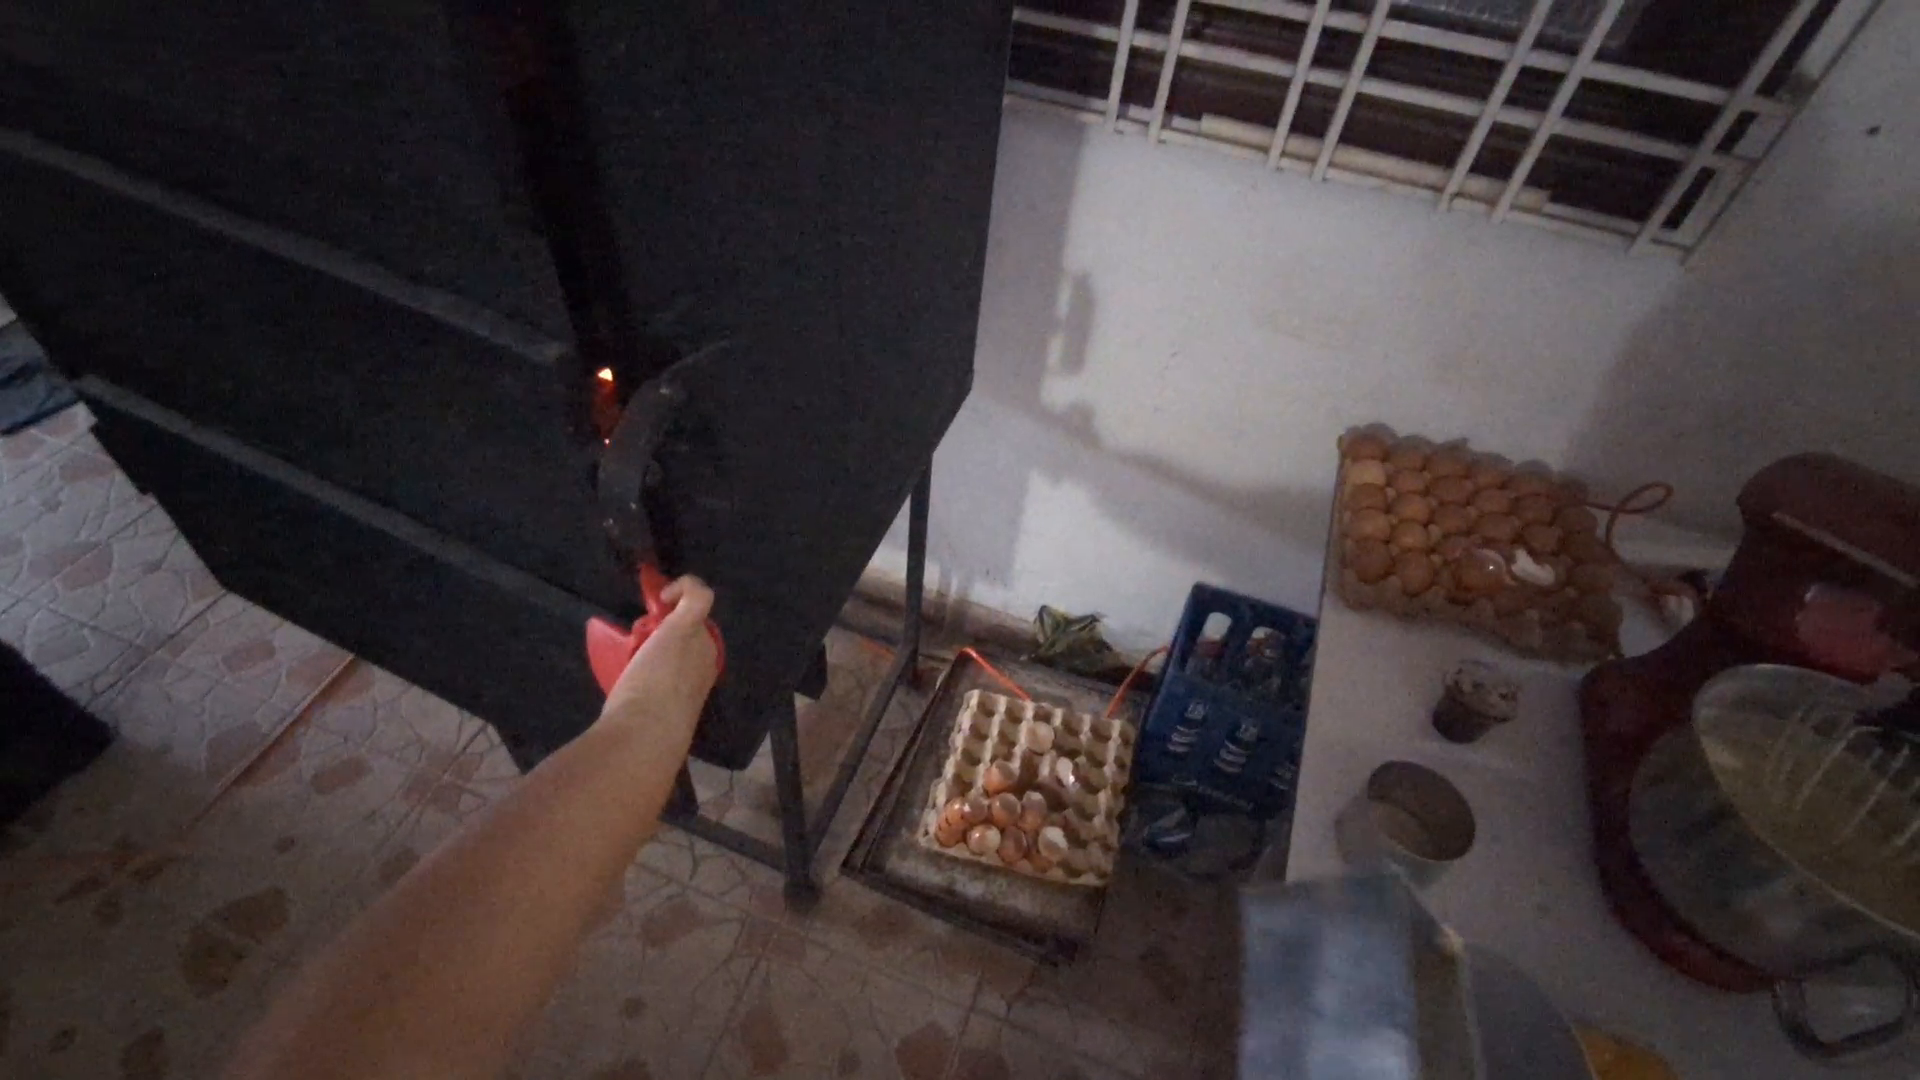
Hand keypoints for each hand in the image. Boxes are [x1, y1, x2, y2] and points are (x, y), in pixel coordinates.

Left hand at [599, 575, 719, 730]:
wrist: (647, 729)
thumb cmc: (647, 729)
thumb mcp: (654, 712)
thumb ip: (655, 703)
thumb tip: (636, 705)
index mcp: (703, 678)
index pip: (693, 651)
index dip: (675, 647)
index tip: (650, 658)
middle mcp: (708, 656)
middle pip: (693, 630)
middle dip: (668, 629)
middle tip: (640, 645)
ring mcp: (698, 639)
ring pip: (691, 613)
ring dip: (668, 614)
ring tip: (643, 634)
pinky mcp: (686, 625)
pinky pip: (699, 594)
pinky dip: (686, 585)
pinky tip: (663, 595)